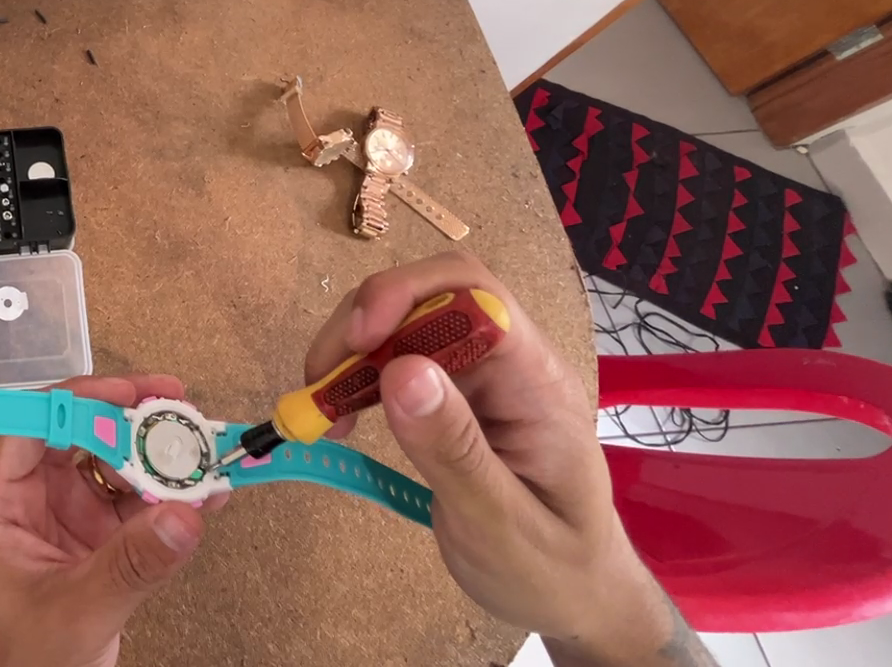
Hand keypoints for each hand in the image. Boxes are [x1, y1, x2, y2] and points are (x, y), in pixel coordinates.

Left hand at [0, 374, 221, 666]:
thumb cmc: (30, 658)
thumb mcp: (77, 610)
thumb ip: (129, 565)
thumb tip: (184, 515)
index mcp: (3, 495)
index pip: (34, 425)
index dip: (79, 399)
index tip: (128, 391)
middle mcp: (36, 490)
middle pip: (80, 430)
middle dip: (127, 415)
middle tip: (177, 402)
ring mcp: (71, 507)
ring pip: (113, 458)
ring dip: (155, 449)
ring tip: (202, 443)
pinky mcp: (103, 532)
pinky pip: (138, 498)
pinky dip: (172, 491)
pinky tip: (208, 487)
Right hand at [309, 253, 712, 665]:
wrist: (572, 600)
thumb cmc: (551, 572)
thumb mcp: (500, 525)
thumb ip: (453, 448)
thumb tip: (400, 369)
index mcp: (534, 380)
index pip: (472, 292)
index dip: (406, 294)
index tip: (358, 340)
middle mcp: (504, 361)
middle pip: (420, 298)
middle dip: (359, 327)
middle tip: (319, 382)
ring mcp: (473, 373)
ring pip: (394, 322)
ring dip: (346, 353)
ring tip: (322, 407)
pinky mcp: (446, 390)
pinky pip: (389, 358)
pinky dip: (351, 376)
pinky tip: (339, 414)